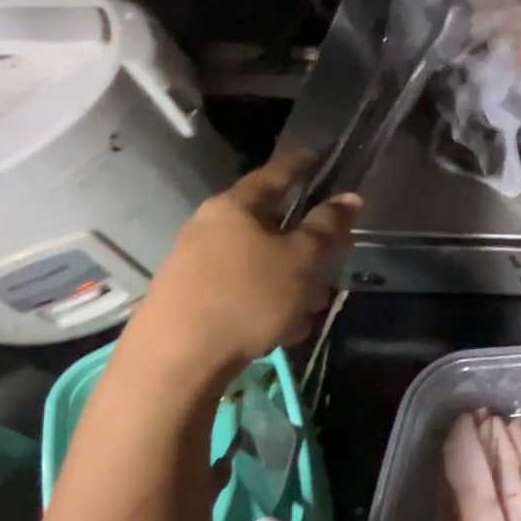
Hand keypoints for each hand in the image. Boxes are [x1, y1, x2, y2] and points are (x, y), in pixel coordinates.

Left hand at [124, 154, 360, 378]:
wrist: (171, 365)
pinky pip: (243, 289)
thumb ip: (328, 226)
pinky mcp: (189, 300)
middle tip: (334, 258)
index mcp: (235, 207)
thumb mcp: (302, 259)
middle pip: (271, 223)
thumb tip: (349, 198)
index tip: (321, 156)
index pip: (276, 173)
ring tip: (310, 308)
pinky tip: (282, 329)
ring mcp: (195, 265)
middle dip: (307, 242)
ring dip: (292, 279)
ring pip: (260, 261)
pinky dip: (268, 302)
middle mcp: (209, 228)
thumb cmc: (246, 298)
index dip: (303, 163)